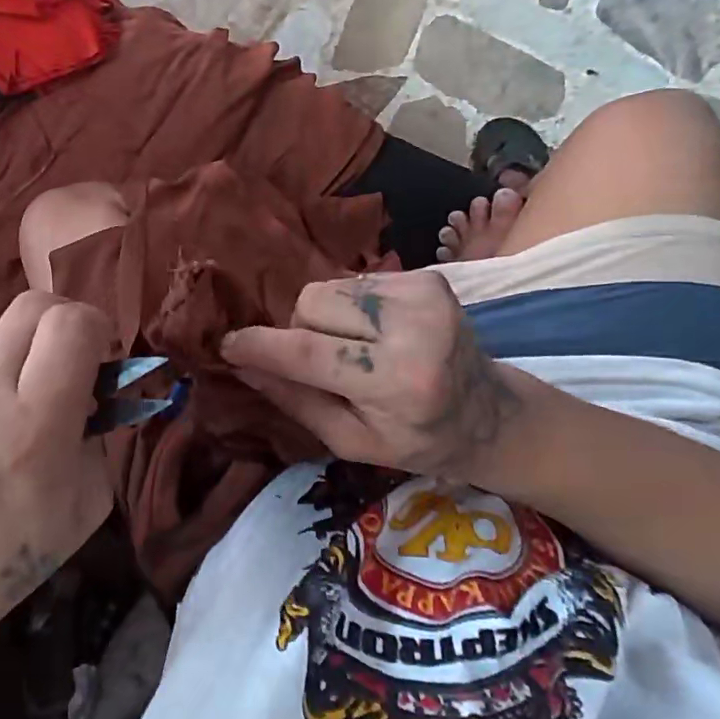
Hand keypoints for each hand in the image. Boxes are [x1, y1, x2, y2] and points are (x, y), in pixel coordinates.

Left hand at [0, 291, 115, 674]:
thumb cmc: (3, 562)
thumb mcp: (84, 508)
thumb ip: (99, 439)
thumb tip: (97, 394)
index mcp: (35, 423)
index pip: (73, 323)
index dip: (98, 328)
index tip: (101, 360)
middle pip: (35, 303)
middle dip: (65, 321)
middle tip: (69, 363)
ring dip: (22, 354)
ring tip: (14, 408)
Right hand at [220, 271, 520, 481]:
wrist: (491, 413)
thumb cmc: (417, 440)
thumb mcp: (350, 441)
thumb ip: (295, 401)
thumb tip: (242, 366)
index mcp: (396, 383)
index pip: (307, 352)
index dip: (258, 346)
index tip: (228, 345)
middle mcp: (414, 330)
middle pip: (309, 305)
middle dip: (300, 332)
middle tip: (324, 362)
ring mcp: (425, 295)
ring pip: (326, 288)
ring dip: (323, 317)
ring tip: (354, 346)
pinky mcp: (429, 276)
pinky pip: (352, 281)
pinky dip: (350, 307)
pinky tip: (377, 332)